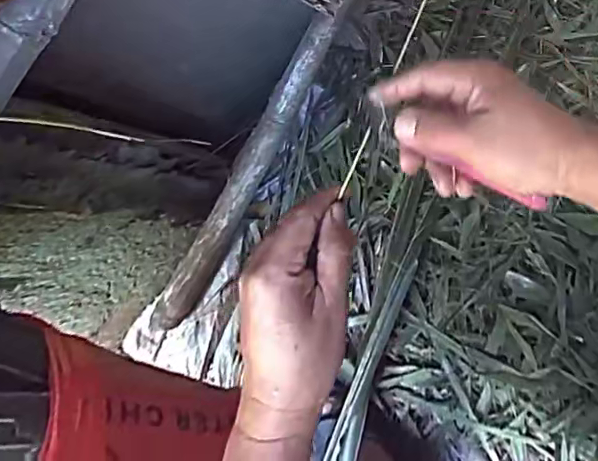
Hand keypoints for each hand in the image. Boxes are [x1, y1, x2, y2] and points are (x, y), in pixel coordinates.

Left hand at [234, 189, 353, 444]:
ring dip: (310, 230)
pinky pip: (277, 250)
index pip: (301, 216)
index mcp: (273, 269)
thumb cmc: (309, 361)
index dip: (326, 200)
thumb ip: (335, 250)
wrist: (278, 404)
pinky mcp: (252, 286)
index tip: (348, 192)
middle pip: (290, 222)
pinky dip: (299, 246)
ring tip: (337, 245)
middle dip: (319, 216)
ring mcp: (249, 276)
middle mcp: (254, 266)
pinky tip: (317, 261)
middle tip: (348, 226)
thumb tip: (338, 211)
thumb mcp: (333, 301)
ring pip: (284, 233)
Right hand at [370, 59, 597, 204]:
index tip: (372, 103)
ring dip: (443, 160)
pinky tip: (466, 188)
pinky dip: (462, 163)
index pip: (424, 77)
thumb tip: (400, 121)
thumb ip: (430, 130)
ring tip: (448, 188)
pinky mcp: (501, 129)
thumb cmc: (522, 148)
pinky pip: (469, 141)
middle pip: (435, 108)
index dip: (396, 90)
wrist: (575, 164)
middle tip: (410, 170)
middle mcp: (479, 88)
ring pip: (450, 130)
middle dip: (422, 142)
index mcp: (473, 79)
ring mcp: (491, 108)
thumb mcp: (470, 141)